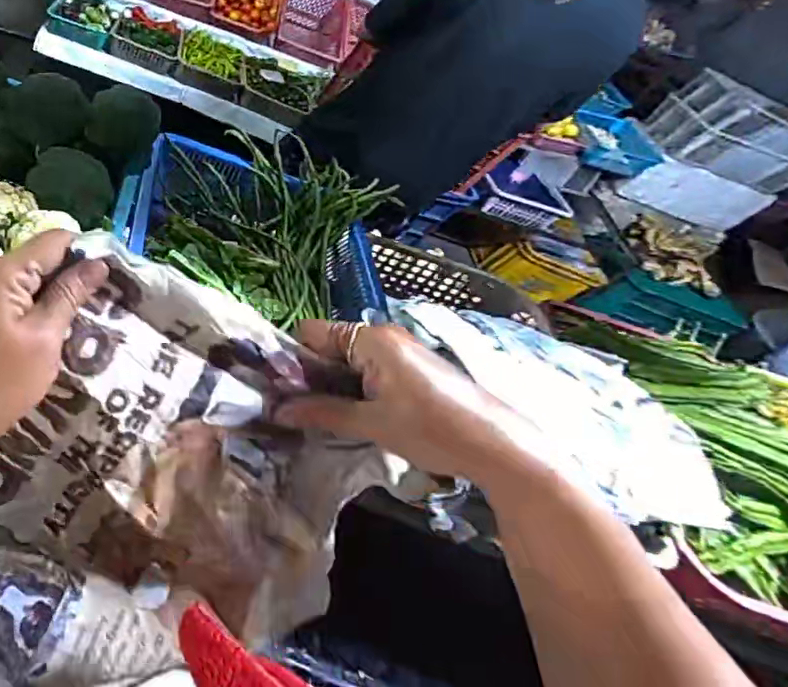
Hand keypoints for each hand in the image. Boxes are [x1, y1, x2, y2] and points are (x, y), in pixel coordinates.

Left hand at [0, 229, 108, 461]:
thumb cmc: (2, 382)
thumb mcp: (45, 337)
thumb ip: (69, 294)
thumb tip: (98, 262)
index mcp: (1, 271)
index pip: (52, 240)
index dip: (86, 251)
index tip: (117, 274)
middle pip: (41, 255)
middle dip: (74, 271)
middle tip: (110, 296)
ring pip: (30, 274)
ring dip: (59, 289)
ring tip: (93, 311)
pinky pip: (17, 291)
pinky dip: (40, 301)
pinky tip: (61, 323)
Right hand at [275, 318, 552, 492]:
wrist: (511, 455)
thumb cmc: (436, 431)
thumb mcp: (372, 424)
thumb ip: (320, 412)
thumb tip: (276, 411)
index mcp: (370, 338)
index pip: (309, 333)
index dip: (295, 360)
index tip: (290, 390)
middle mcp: (384, 335)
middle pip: (329, 346)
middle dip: (315, 375)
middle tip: (309, 407)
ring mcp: (404, 351)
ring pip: (349, 360)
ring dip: (338, 385)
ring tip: (338, 415)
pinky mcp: (418, 369)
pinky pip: (372, 369)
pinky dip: (361, 388)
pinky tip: (367, 415)